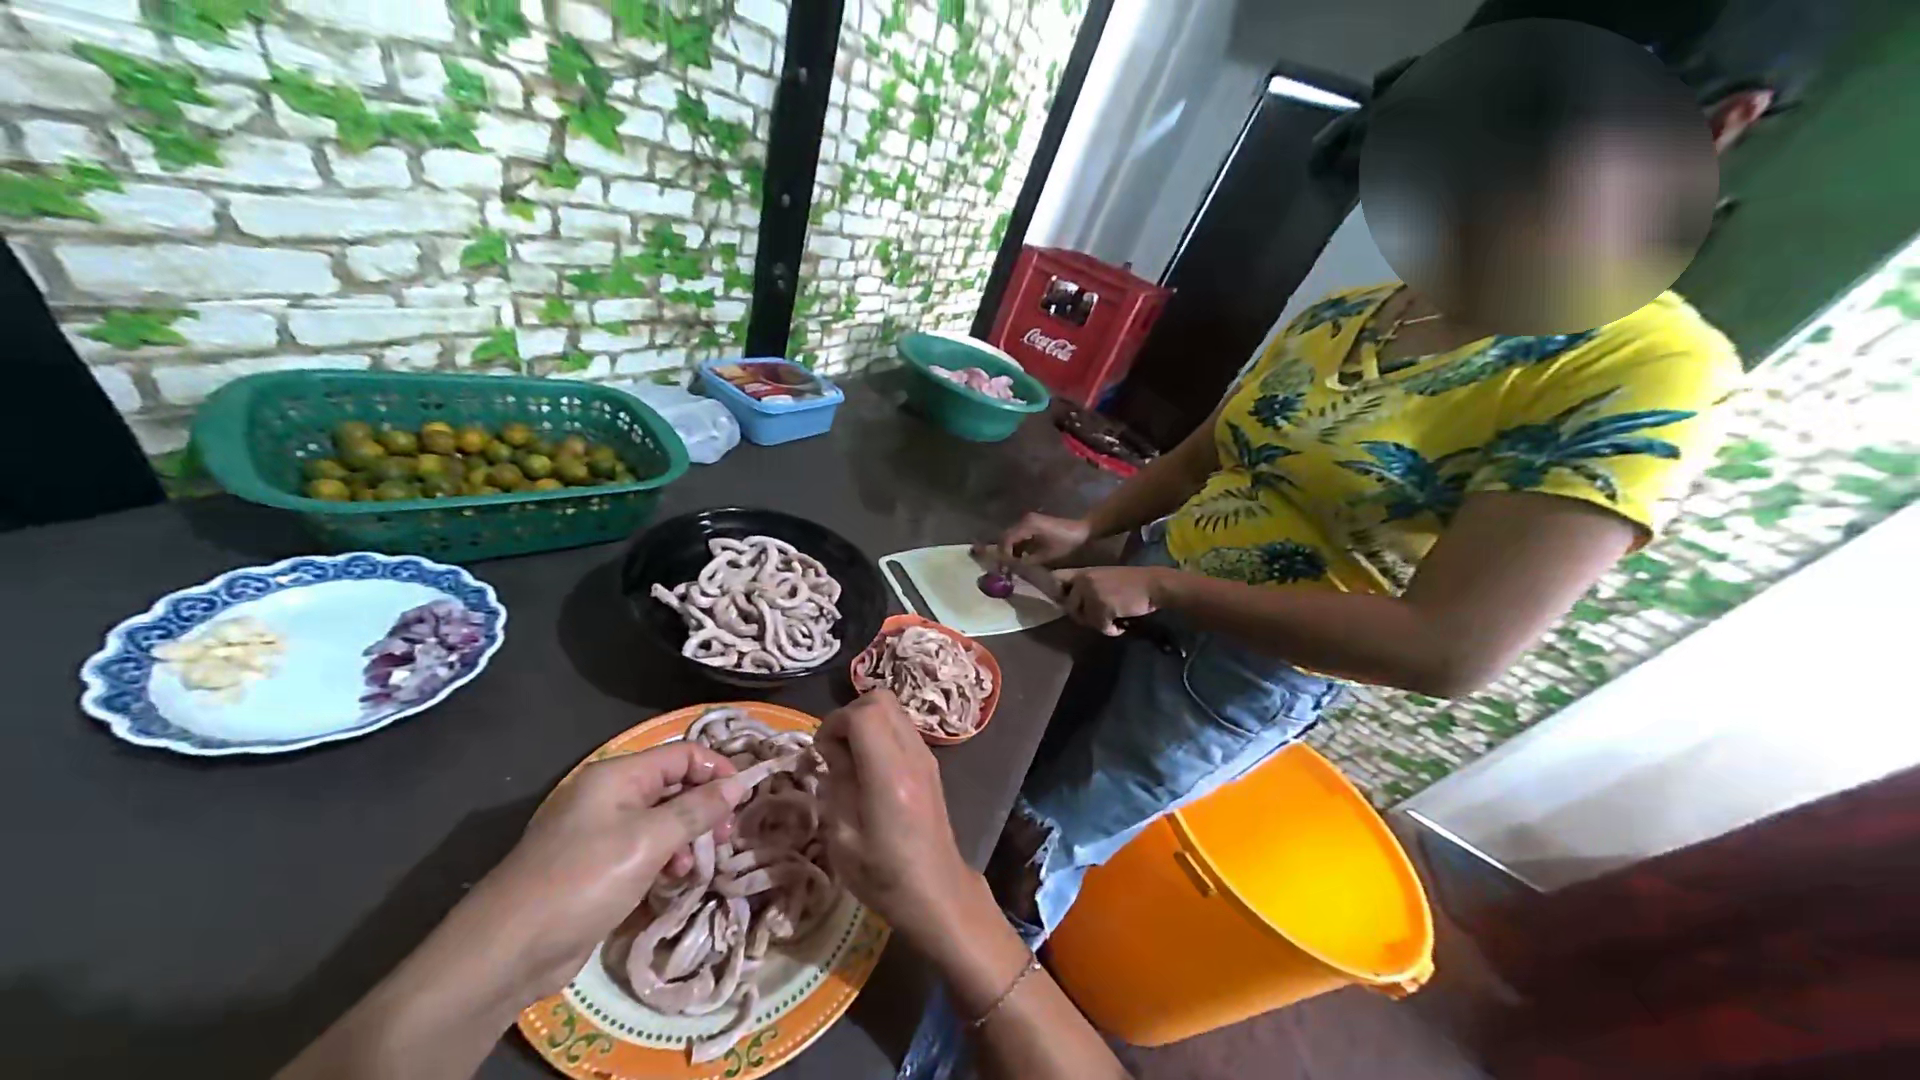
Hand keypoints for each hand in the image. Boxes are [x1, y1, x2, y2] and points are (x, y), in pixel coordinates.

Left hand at [450, 743, 747, 1003]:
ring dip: (686, 838)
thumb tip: (739, 784)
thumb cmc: (583, 881)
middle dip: (703, 808)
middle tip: (725, 837)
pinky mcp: (595, 866)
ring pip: (660, 820)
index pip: (682, 755)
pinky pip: (643, 849)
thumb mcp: (649, 841)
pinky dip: (664, 860)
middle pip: (672, 786)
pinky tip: (672, 882)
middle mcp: (609, 796)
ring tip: (697, 867)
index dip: (716, 770)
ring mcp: (599, 832)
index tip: (743, 799)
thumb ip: (697, 810)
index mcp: (618, 776)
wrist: (506, 952)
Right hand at [814, 689, 978, 953]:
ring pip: (893, 708)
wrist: (935, 891)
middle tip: (833, 749)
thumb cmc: (883, 875)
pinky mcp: (930, 764)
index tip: (821, 751)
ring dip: (865, 722)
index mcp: (890, 774)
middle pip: (881, 699)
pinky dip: (880, 733)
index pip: (864, 714)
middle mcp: (912, 755)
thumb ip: (837, 783)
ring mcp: (926, 756)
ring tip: (849, 759)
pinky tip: (869, 768)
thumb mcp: (843, 836)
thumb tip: (832, 749)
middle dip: (849, 714)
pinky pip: (901, 727)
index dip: (834, 722)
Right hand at [996, 512, 1093, 565]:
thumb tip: (1013, 568)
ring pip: (1011, 536)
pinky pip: (1019, 534)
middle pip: (1006, 537)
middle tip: (1004, 569)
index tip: (1004, 570)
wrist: (1083, 531)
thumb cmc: (1066, 543)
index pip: (1006, 540)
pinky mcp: (1033, 523)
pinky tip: (1020, 558)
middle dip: (1004, 553)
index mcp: (1027, 525)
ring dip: (1009, 550)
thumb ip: (1027, 562)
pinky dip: (1017, 546)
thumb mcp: (1046, 556)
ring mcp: (1028, 520)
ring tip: (1011, 565)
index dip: (1003, 556)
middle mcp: (1024, 520)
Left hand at [1056, 565, 1168, 635]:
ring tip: (1115, 620)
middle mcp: (1083, 582)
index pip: (1057, 579)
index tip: (1062, 602)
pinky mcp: (1102, 609)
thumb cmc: (1133, 582)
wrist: (1153, 584)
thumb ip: (1086, 587)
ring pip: (1085, 620)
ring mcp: (1091, 595)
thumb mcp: (1104, 577)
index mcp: (1083, 572)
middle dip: (1083, 616)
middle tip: (1101, 618)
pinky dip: (1111, 630)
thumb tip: (1070, 605)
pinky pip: (1100, 627)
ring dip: (1099, 624)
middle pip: (1070, 607)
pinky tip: (1122, 626)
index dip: (1056, 592)